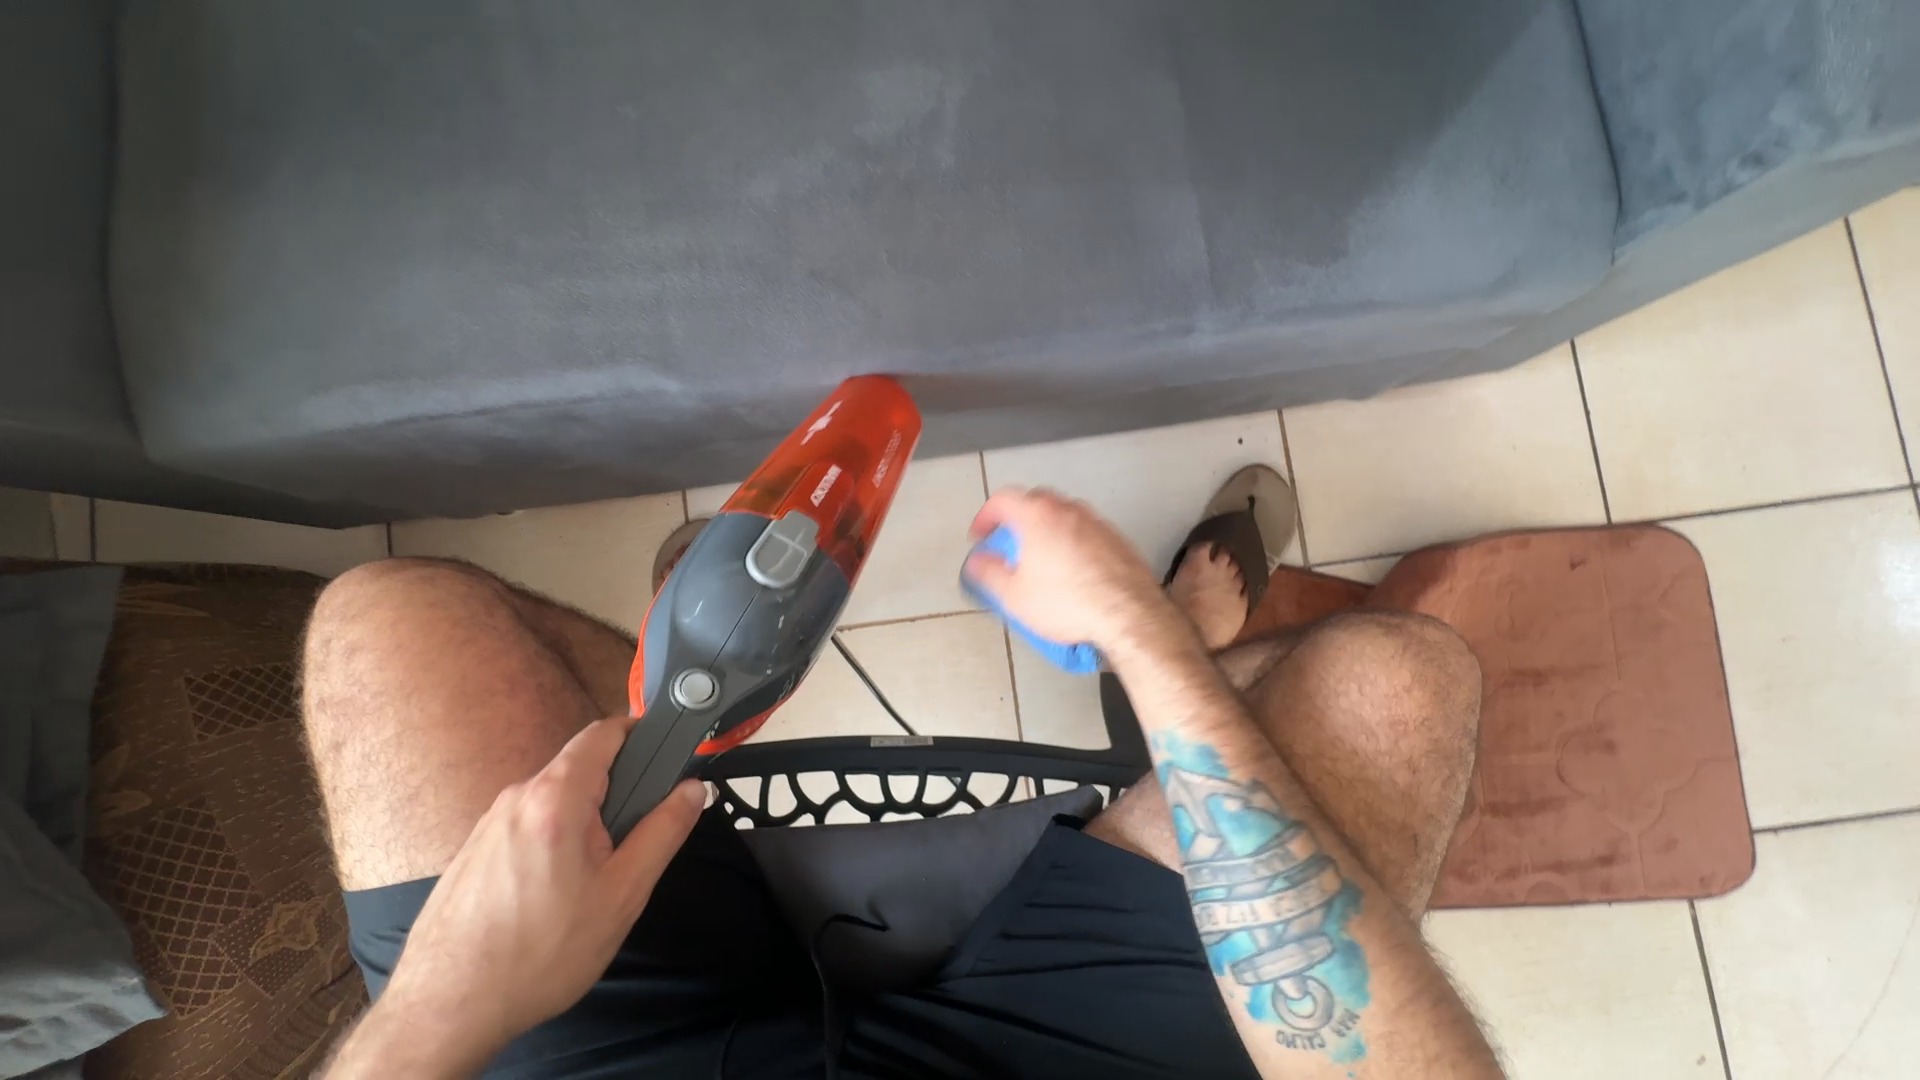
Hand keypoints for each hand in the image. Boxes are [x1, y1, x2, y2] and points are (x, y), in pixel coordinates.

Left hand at [326, 718, 705, 1076]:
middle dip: (617, 792)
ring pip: (555, 800)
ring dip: (584, 821)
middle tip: (634, 840)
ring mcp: (488, 824)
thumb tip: (693, 790)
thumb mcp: (624, 892)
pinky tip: (554, 894)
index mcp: (555, 797)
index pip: (604, 732)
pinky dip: (553, 842)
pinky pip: (528, 826)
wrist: (447, 1012)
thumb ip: (664, 830)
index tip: (666, 759)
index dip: (642, 735)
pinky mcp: (472, 851)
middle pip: (581, 768)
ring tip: (594, 877)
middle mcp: (516, 798)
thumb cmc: (539, 954)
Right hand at [962, 487, 1170, 653]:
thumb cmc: (1070, 603)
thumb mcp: (1013, 595)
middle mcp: (1069, 510)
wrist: (1128, 614)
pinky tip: (1072, 573)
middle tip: (1008, 544)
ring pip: (1064, 517)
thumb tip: (977, 562)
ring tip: (1040, 561)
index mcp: (1038, 515)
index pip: (1002, 500)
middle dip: (1017, 521)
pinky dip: (1073, 545)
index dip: (985, 517)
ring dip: (1047, 532)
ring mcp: (1097, 522)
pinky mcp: (1118, 540)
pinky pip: (1087, 534)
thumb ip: (988, 573)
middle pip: (1035, 502)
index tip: (981, 535)